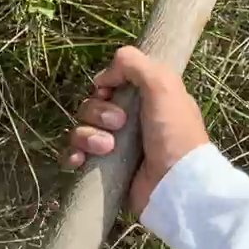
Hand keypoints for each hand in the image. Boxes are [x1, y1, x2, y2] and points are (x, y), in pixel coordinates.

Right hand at [61, 45, 208, 212]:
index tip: (109, 91)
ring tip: (107, 148)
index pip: (108, 85)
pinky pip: (73, 155)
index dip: (104, 86)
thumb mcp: (164, 86)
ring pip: (80, 129)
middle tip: (119, 124)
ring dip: (88, 136)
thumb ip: (136, 65)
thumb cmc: (174, 133)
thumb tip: (106, 71)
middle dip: (97, 113)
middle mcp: (127, 121)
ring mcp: (113, 146)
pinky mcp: (102, 168)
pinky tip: (80, 160)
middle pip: (90, 105)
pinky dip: (73, 155)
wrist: (175, 183)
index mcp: (144, 100)